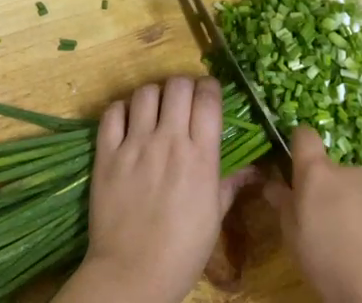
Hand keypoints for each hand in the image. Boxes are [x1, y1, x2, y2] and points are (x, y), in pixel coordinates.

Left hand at [54, 77, 252, 302]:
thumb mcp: (214, 218)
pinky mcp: (107, 153)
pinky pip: (112, 113)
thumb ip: (230, 184)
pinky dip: (121, 110)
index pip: (208, 99)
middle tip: (183, 100)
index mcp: (200, 157)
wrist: (133, 274)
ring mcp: (135, 145)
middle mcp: (168, 142)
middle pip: (177, 86)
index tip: (209, 93)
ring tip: (155, 109)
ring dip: (153, 95)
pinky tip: (127, 121)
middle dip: (184, 86)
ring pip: (145, 93)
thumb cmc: (182, 251)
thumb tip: (254, 169)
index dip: (210, 88)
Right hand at [263, 127, 361, 302]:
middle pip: (331, 172)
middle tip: (322, 229)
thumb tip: (272, 184)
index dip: (297, 146)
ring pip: (355, 193)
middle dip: (326, 193)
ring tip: (350, 249)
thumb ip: (284, 207)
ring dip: (350, 211)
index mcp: (318, 173)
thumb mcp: (296, 240)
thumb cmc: (334, 261)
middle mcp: (349, 171)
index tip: (292, 167)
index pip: (304, 136)